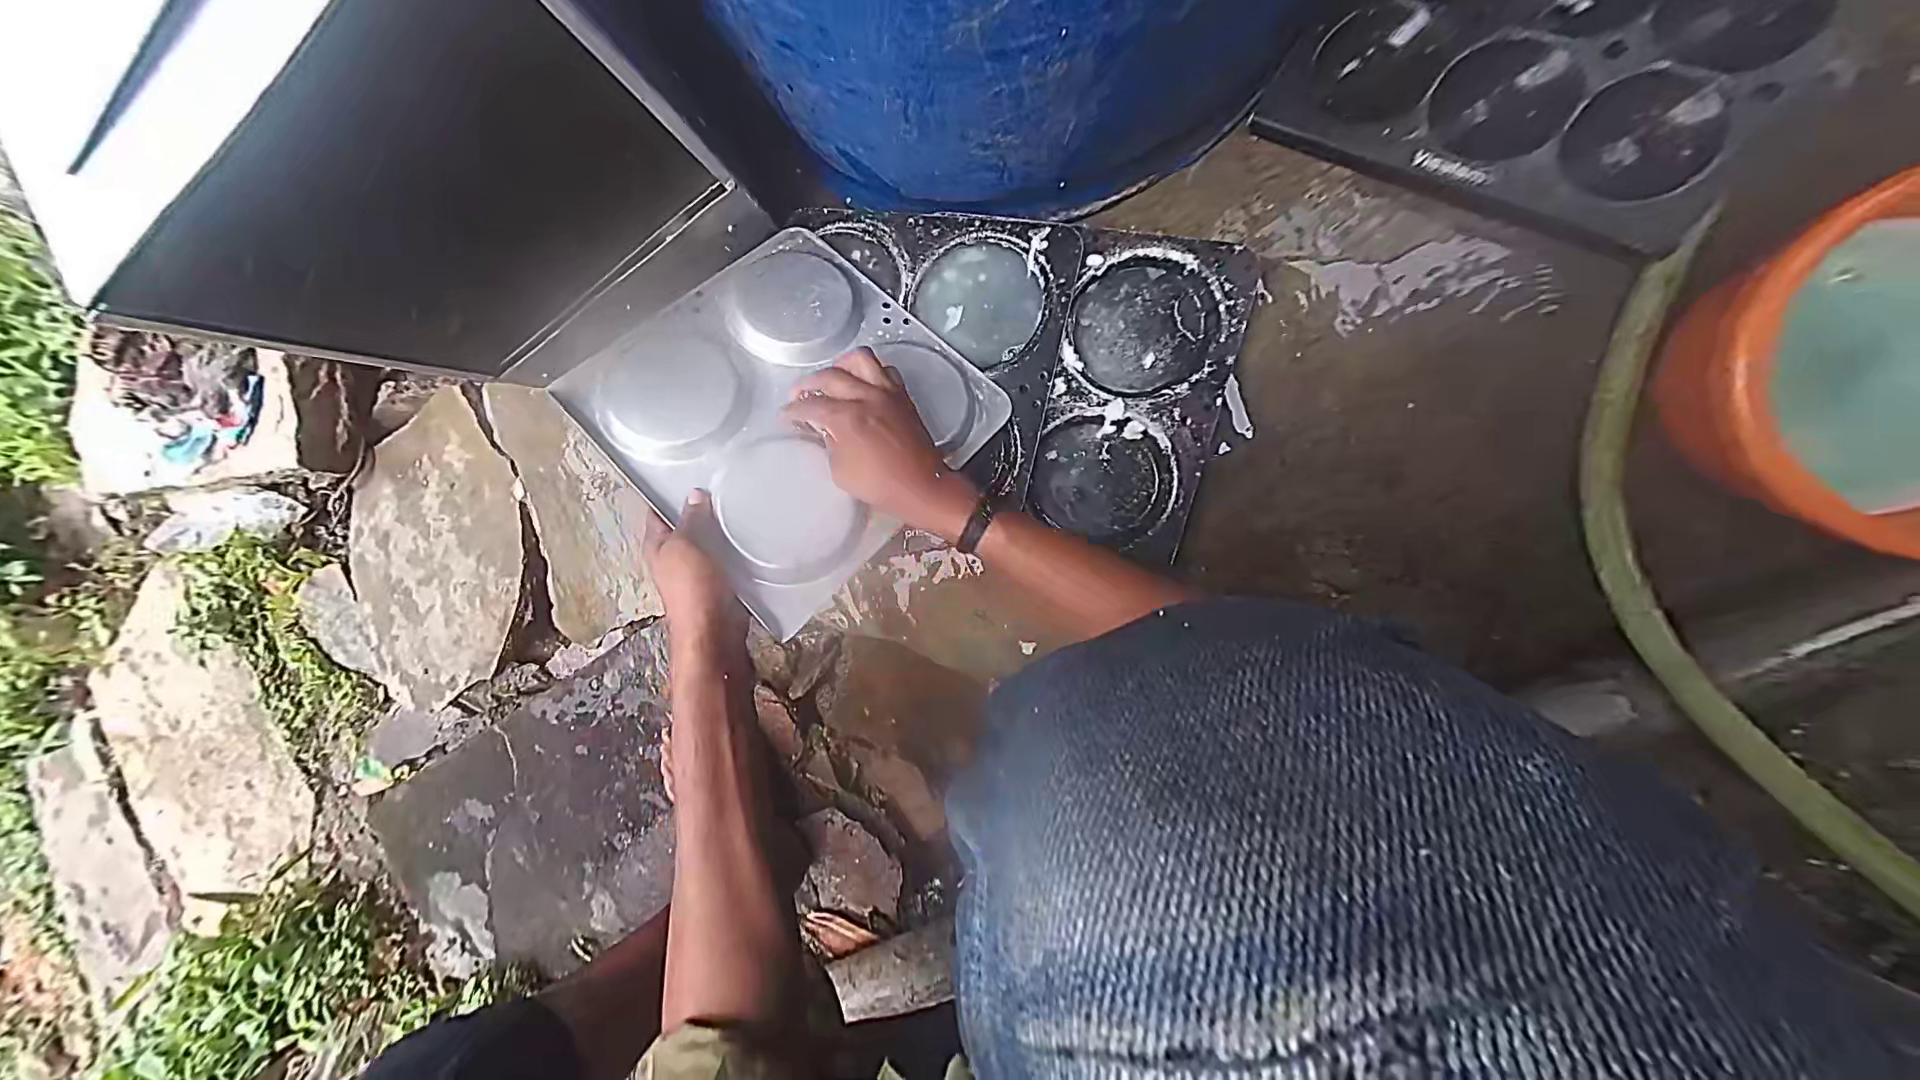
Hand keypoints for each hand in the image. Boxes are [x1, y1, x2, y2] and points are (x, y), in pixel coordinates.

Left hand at [644, 490, 744, 644]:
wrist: (715, 630)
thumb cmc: (691, 589)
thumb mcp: (686, 545)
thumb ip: (690, 519)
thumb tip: (694, 495)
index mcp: (658, 545)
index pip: (659, 511)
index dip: (671, 493)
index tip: (691, 475)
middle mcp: (676, 556)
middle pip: (689, 525)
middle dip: (704, 510)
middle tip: (723, 488)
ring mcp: (700, 569)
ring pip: (712, 540)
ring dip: (724, 529)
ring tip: (740, 507)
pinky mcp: (722, 580)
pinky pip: (730, 557)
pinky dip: (739, 548)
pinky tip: (751, 537)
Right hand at [781, 347, 980, 539]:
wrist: (922, 486)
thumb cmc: (882, 486)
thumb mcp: (841, 471)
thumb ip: (830, 444)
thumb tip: (826, 430)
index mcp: (846, 418)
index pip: (810, 405)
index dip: (793, 411)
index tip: (787, 415)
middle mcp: (866, 397)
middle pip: (829, 376)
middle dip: (807, 384)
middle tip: (800, 396)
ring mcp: (887, 393)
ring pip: (860, 359)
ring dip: (840, 365)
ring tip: (832, 377)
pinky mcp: (903, 397)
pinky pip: (885, 370)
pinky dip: (870, 371)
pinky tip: (864, 383)